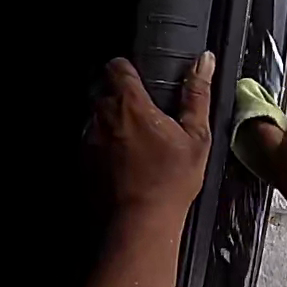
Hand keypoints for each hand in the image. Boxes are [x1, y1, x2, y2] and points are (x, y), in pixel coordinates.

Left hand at [90, 53, 213, 218]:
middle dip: (120, 97)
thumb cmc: (170, 183)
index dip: (127, 69)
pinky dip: (104, 145)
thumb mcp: (196, 137)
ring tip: (136, 142)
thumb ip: (197, 95)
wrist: (139, 224)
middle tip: (145, 115)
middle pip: (104, 91)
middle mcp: (102, 117)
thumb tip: (205, 61)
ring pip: (96, 117)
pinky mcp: (81, 162)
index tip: (140, 80)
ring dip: (111, 122)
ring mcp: (88, 140)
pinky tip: (124, 162)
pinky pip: (90, 141)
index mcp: (130, 104)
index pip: (116, 66)